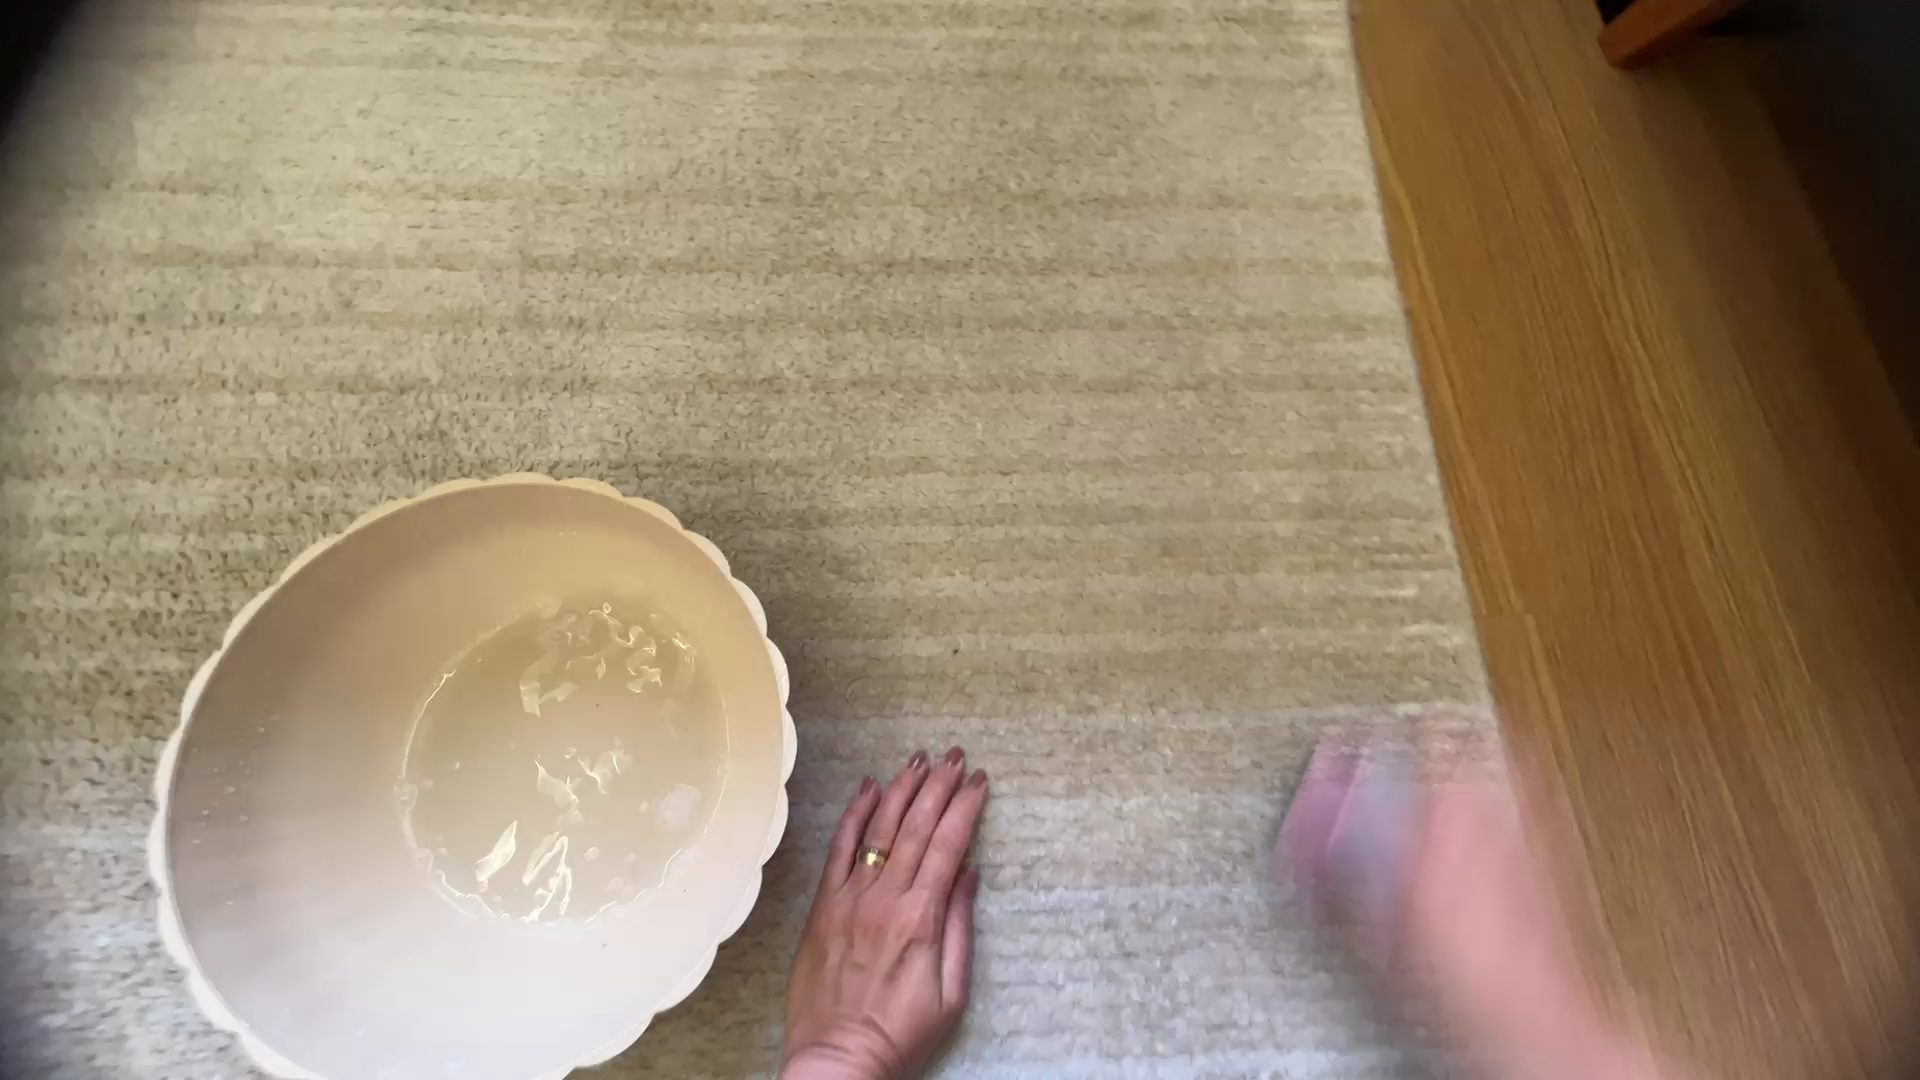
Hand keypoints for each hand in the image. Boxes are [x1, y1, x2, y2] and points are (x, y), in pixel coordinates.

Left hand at [781, 749, 989, 1079]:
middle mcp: (886, 896)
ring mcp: (851, 896)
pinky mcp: (824, 903)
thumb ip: (961, 927)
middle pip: (918, 826)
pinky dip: (854, 814)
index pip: (949, 844)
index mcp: (922, 917)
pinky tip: (869, 786)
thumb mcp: (951, 993)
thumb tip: (971, 873)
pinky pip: (839, 848)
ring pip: (881, 828)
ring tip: (920, 759)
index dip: (965, 808)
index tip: (979, 782)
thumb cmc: (901, 1033)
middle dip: (940, 785)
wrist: (837, 1062)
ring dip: (903, 788)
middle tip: (955, 756)